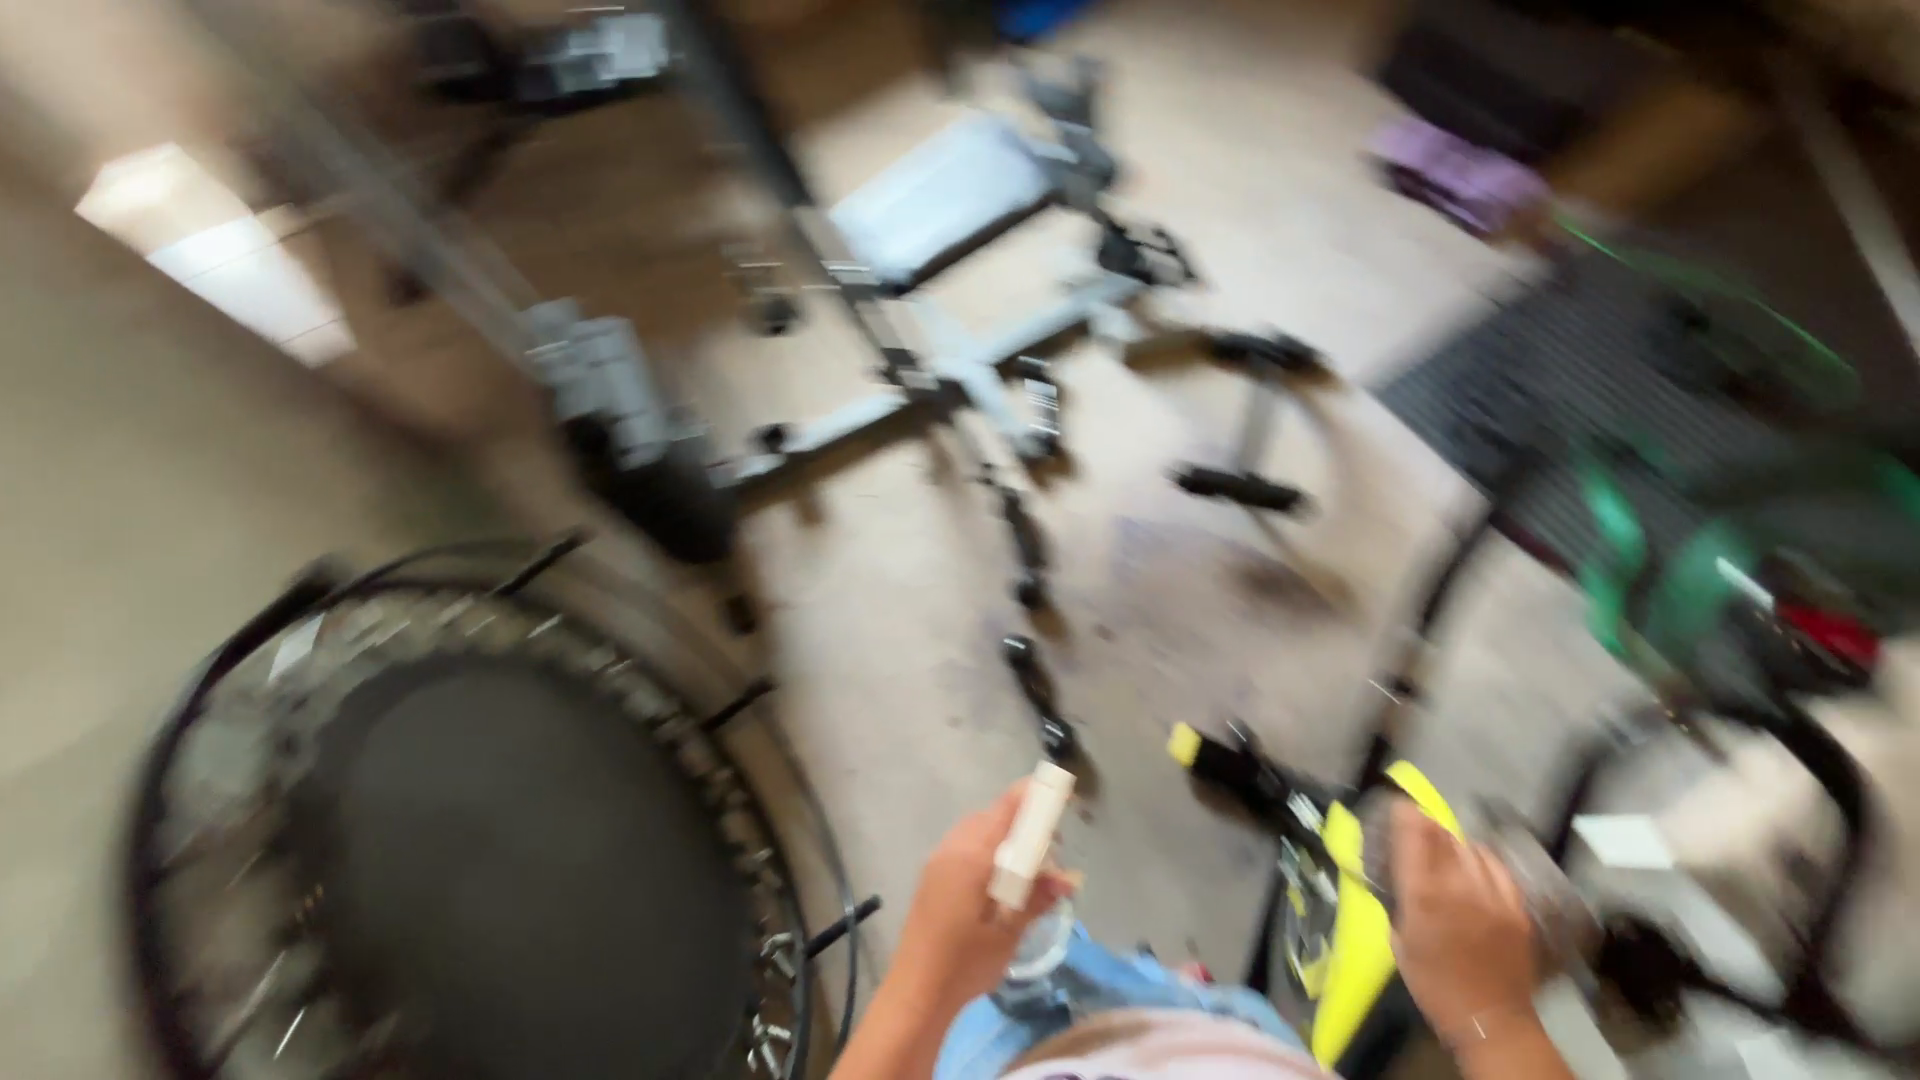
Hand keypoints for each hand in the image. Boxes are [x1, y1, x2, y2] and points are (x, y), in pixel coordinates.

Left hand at [889, 780, 1076, 1012]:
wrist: (916, 991)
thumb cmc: (965, 962)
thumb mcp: (1009, 932)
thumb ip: (1036, 898)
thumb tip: (1069, 878)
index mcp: (972, 856)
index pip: (1006, 810)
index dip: (1033, 797)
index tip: (1058, 794)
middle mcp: (952, 848)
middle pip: (991, 816)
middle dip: (1022, 820)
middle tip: (1051, 846)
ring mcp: (938, 861)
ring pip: (976, 829)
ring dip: (1003, 835)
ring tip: (1028, 864)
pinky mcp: (932, 876)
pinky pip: (964, 845)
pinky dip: (986, 847)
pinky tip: (1000, 877)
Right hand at [1388, 800, 1538, 1042]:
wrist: (1490, 1019)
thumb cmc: (1432, 982)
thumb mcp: (1399, 937)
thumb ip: (1400, 897)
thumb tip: (1396, 870)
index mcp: (1423, 894)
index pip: (1414, 834)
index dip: (1404, 813)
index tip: (1397, 804)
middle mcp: (1460, 886)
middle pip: (1443, 835)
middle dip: (1426, 826)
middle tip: (1415, 826)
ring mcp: (1494, 896)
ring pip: (1471, 847)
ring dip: (1453, 843)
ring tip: (1445, 850)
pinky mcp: (1517, 907)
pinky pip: (1497, 867)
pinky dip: (1482, 860)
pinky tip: (1474, 866)